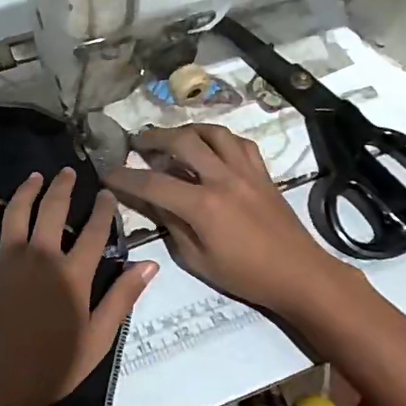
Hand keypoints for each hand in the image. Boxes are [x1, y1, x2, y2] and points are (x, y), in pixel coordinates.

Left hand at [0, 168, 155, 405]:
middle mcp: (41, 256)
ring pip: (17, 212)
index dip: (104, 209)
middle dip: (63, 187)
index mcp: (73, 273)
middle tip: (69, 172)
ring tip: (36, 177)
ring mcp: (7, 259)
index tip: (107, 194)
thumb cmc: (55, 364)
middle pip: (54, 210)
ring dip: (27, 191)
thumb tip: (150, 264)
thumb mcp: (100, 336)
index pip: (95, 231)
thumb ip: (123, 297)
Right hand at [103, 125, 357, 314]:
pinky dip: (220, 138)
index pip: (153, 184)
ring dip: (187, 129)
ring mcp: (246, 171)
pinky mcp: (263, 172)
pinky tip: (212, 146)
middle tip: (138, 141)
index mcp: (203, 206)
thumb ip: (172, 225)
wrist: (298, 273)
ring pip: (213, 132)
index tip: (108, 172)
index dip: (125, 177)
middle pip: (182, 141)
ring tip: (173, 136)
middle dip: (154, 137)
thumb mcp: (198, 260)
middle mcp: (223, 178)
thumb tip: (151, 201)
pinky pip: (239, 142)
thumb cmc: (245, 276)